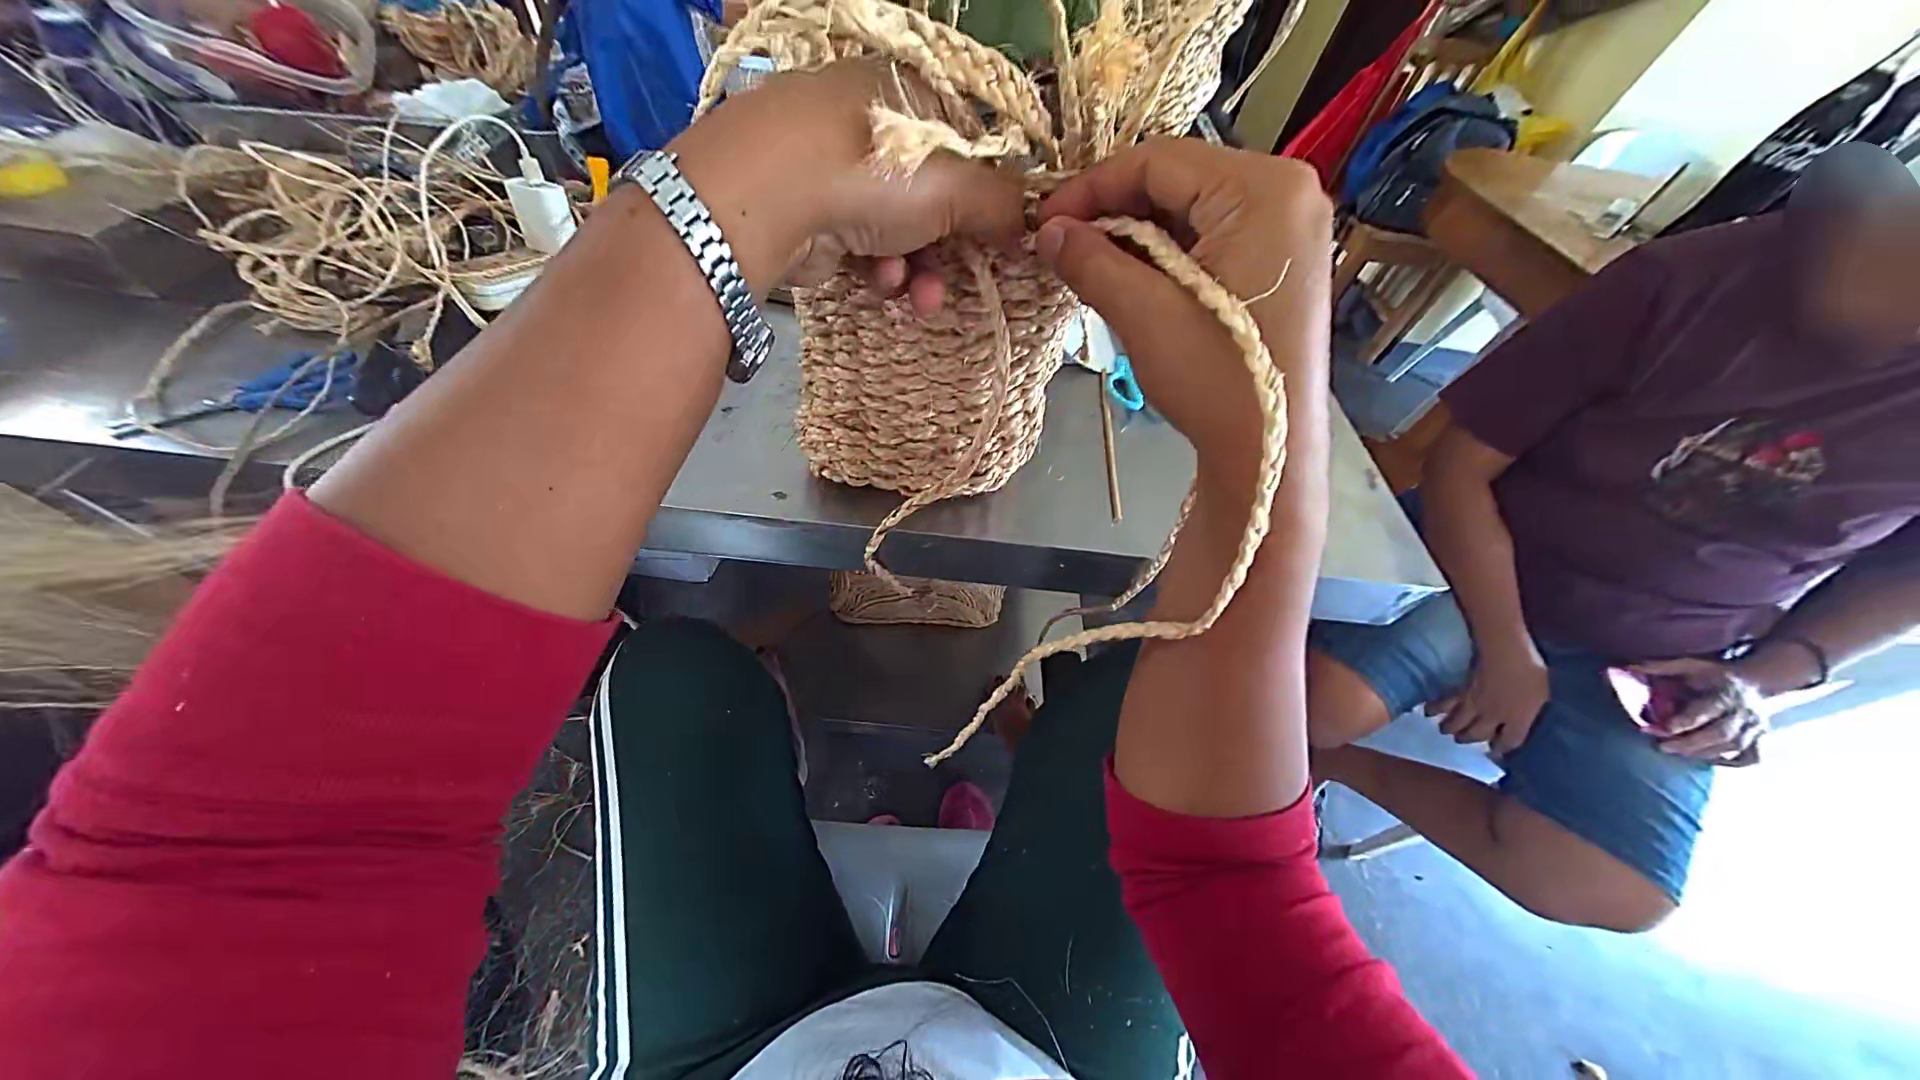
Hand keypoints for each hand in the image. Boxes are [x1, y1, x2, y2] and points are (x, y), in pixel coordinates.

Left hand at [669, 61, 1024, 312]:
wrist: (768, 196)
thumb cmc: (876, 172)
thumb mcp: (956, 185)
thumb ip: (1001, 205)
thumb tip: (1028, 226)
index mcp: (916, 96)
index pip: (974, 152)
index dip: (993, 203)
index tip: (1004, 245)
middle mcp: (879, 127)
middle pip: (937, 199)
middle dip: (954, 252)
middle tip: (968, 285)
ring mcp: (842, 168)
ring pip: (902, 231)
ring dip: (920, 271)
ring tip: (919, 298)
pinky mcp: (816, 211)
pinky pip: (866, 246)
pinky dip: (880, 269)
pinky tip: (880, 281)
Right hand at [1035, 139, 1331, 477]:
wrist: (1270, 449)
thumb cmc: (1216, 380)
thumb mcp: (1145, 315)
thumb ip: (1092, 262)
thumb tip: (1047, 231)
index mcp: (1264, 188)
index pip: (1160, 159)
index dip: (1092, 186)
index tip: (1045, 219)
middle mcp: (1287, 192)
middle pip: (1178, 183)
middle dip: (1113, 214)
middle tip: (1064, 246)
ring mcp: (1289, 229)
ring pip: (1190, 213)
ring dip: (1135, 238)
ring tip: (1091, 268)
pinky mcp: (1280, 263)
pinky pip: (1209, 240)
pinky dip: (1164, 257)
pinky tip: (1131, 282)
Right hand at [1433, 643, 1549, 754]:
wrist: (1506, 653)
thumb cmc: (1531, 671)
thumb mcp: (1541, 695)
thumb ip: (1528, 710)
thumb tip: (1522, 715)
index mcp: (1518, 719)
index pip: (1509, 742)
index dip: (1501, 748)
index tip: (1495, 751)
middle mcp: (1493, 717)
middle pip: (1477, 735)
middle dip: (1470, 739)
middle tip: (1463, 739)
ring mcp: (1474, 704)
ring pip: (1457, 723)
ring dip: (1450, 728)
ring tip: (1445, 729)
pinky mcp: (1459, 691)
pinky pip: (1444, 704)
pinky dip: (1435, 708)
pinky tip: (1429, 711)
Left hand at [1635, 657, 1769, 766]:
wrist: (1754, 682)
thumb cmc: (1711, 674)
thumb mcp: (1687, 664)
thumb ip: (1659, 667)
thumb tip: (1626, 667)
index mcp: (1725, 695)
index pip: (1703, 713)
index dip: (1679, 723)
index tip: (1653, 729)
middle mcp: (1744, 714)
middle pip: (1720, 734)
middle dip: (1689, 743)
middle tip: (1661, 746)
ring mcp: (1755, 728)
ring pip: (1734, 747)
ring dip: (1703, 752)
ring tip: (1675, 752)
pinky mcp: (1760, 738)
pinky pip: (1752, 756)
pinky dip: (1732, 762)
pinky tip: (1709, 761)